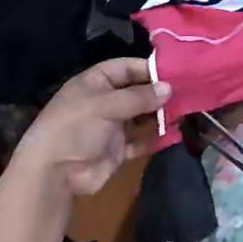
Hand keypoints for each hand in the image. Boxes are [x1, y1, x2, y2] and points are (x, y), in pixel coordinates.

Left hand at [11, 57, 170, 196]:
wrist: (55, 173)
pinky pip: (142, 140)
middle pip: (137, 91)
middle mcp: (105, 101)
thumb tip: (169, 88)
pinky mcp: (119, 149)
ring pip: (142, 116)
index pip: (125, 67)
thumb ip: (139, 96)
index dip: (148, 68)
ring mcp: (112, 126)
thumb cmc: (75, 128)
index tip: (175, 72)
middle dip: (159, 93)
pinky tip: (176, 134)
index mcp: (95, 83)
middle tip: (188, 92)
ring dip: (161, 115)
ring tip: (186, 112)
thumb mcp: (105, 105)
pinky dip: (157, 138)